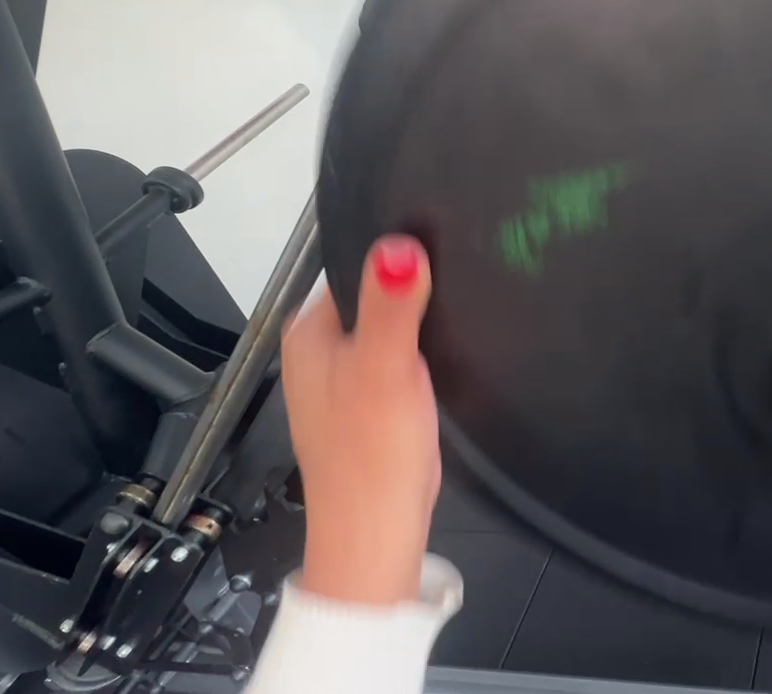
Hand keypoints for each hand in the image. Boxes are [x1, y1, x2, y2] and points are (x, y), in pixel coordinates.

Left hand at [282, 235, 439, 603]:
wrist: (379, 527)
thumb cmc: (371, 451)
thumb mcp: (384, 368)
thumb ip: (392, 307)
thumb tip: (400, 246)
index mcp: (309, 333)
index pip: (355, 266)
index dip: (398, 254)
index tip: (442, 243)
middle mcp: (322, 349)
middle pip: (377, 292)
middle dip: (416, 283)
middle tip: (462, 273)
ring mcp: (349, 374)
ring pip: (394, 321)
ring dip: (425, 314)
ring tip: (463, 301)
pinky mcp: (377, 396)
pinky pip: (405, 349)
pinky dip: (427, 342)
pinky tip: (451, 344)